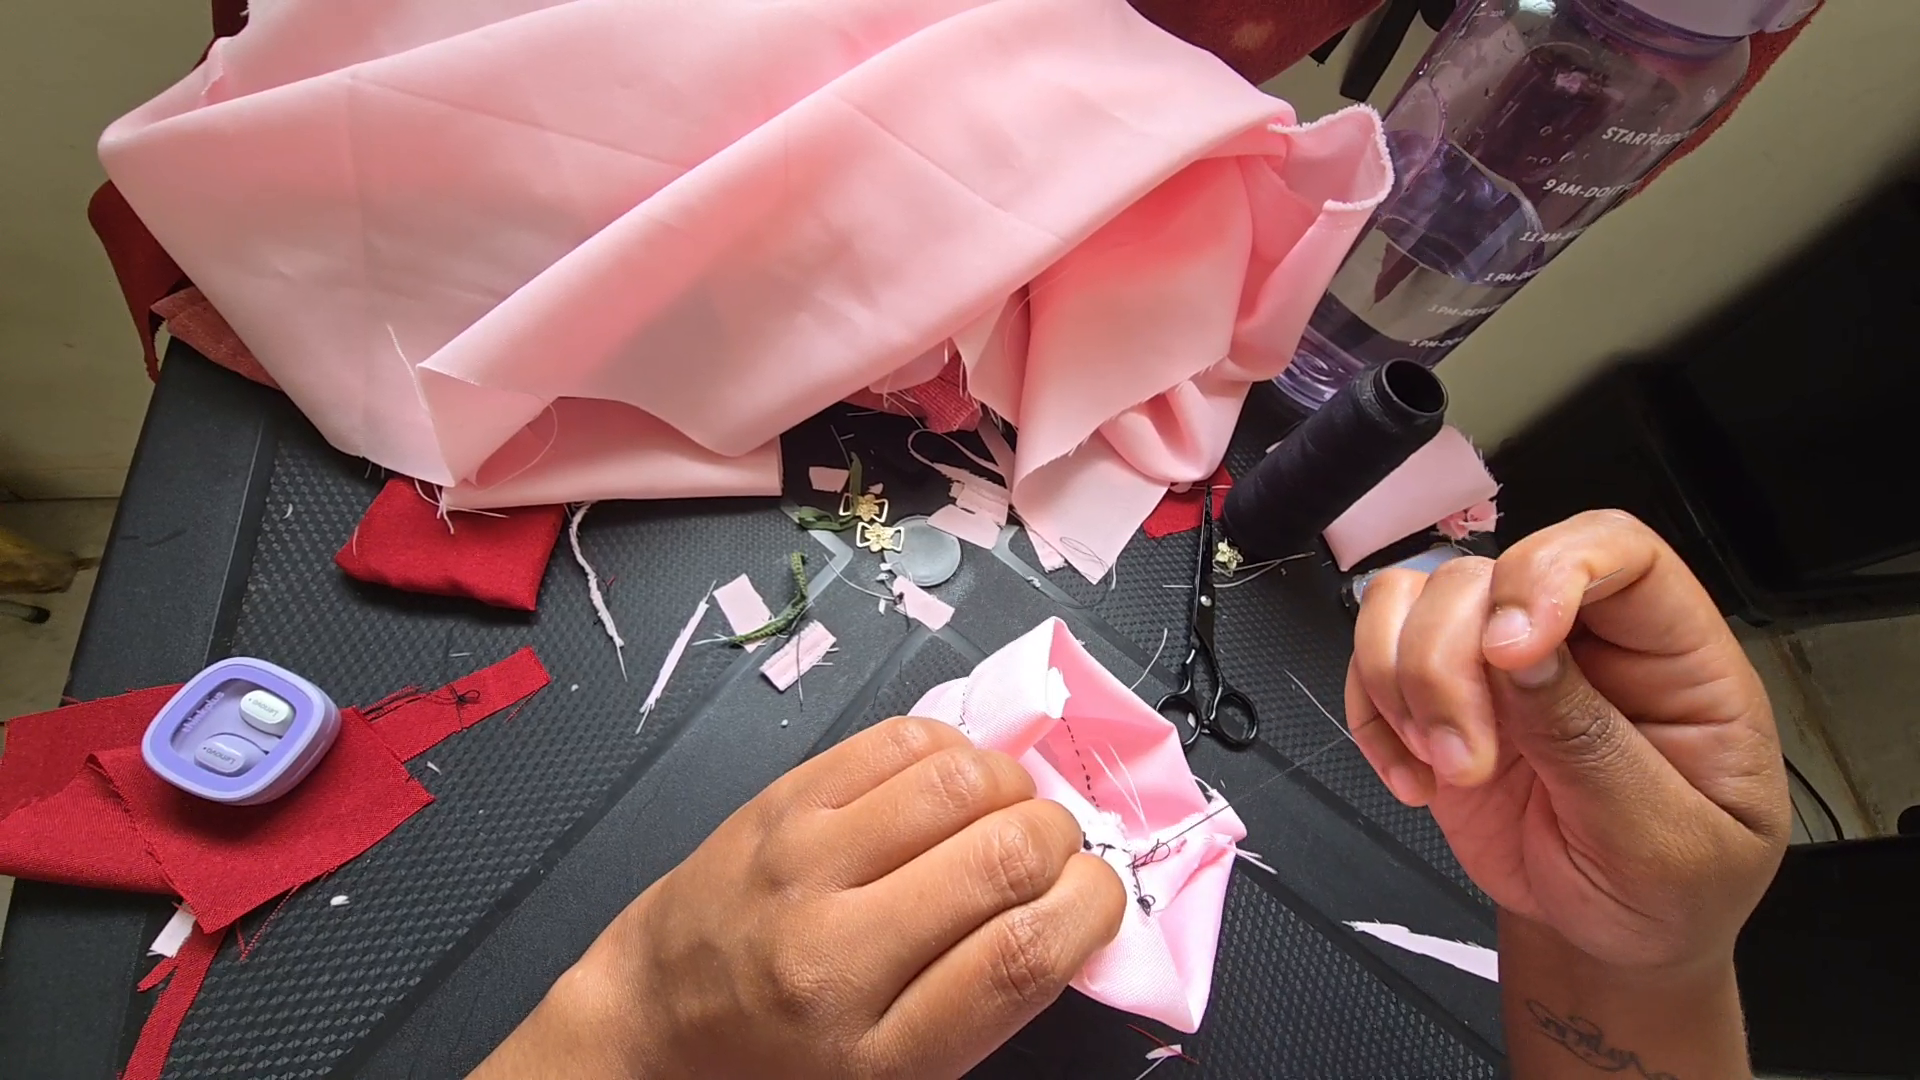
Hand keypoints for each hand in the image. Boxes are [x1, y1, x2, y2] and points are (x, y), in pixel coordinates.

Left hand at [472, 716, 1125, 1079]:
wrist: (652, 1016)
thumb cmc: (783, 1063)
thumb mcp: (893, 1074)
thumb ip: (985, 995)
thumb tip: (1071, 899)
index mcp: (877, 1051)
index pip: (1019, 957)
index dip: (1089, 909)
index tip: (1097, 894)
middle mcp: (837, 946)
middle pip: (1000, 855)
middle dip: (1059, 838)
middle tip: (1052, 848)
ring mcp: (804, 855)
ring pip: (958, 780)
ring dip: (1013, 785)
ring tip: (1006, 807)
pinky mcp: (785, 794)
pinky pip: (901, 737)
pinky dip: (954, 747)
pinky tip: (952, 776)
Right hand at [1345, 510, 1790, 970]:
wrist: (1591, 929)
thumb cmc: (1660, 891)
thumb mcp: (1660, 840)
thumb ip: (1591, 741)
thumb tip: (1516, 653)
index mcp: (1669, 657)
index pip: (1613, 548)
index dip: (1547, 571)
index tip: (1509, 651)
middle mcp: (1570, 637)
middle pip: (1474, 576)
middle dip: (1444, 667)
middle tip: (1461, 761)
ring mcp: (1487, 661)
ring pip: (1404, 599)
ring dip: (1396, 681)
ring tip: (1437, 766)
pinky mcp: (1426, 691)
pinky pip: (1364, 658)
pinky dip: (1369, 715)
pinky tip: (1409, 776)